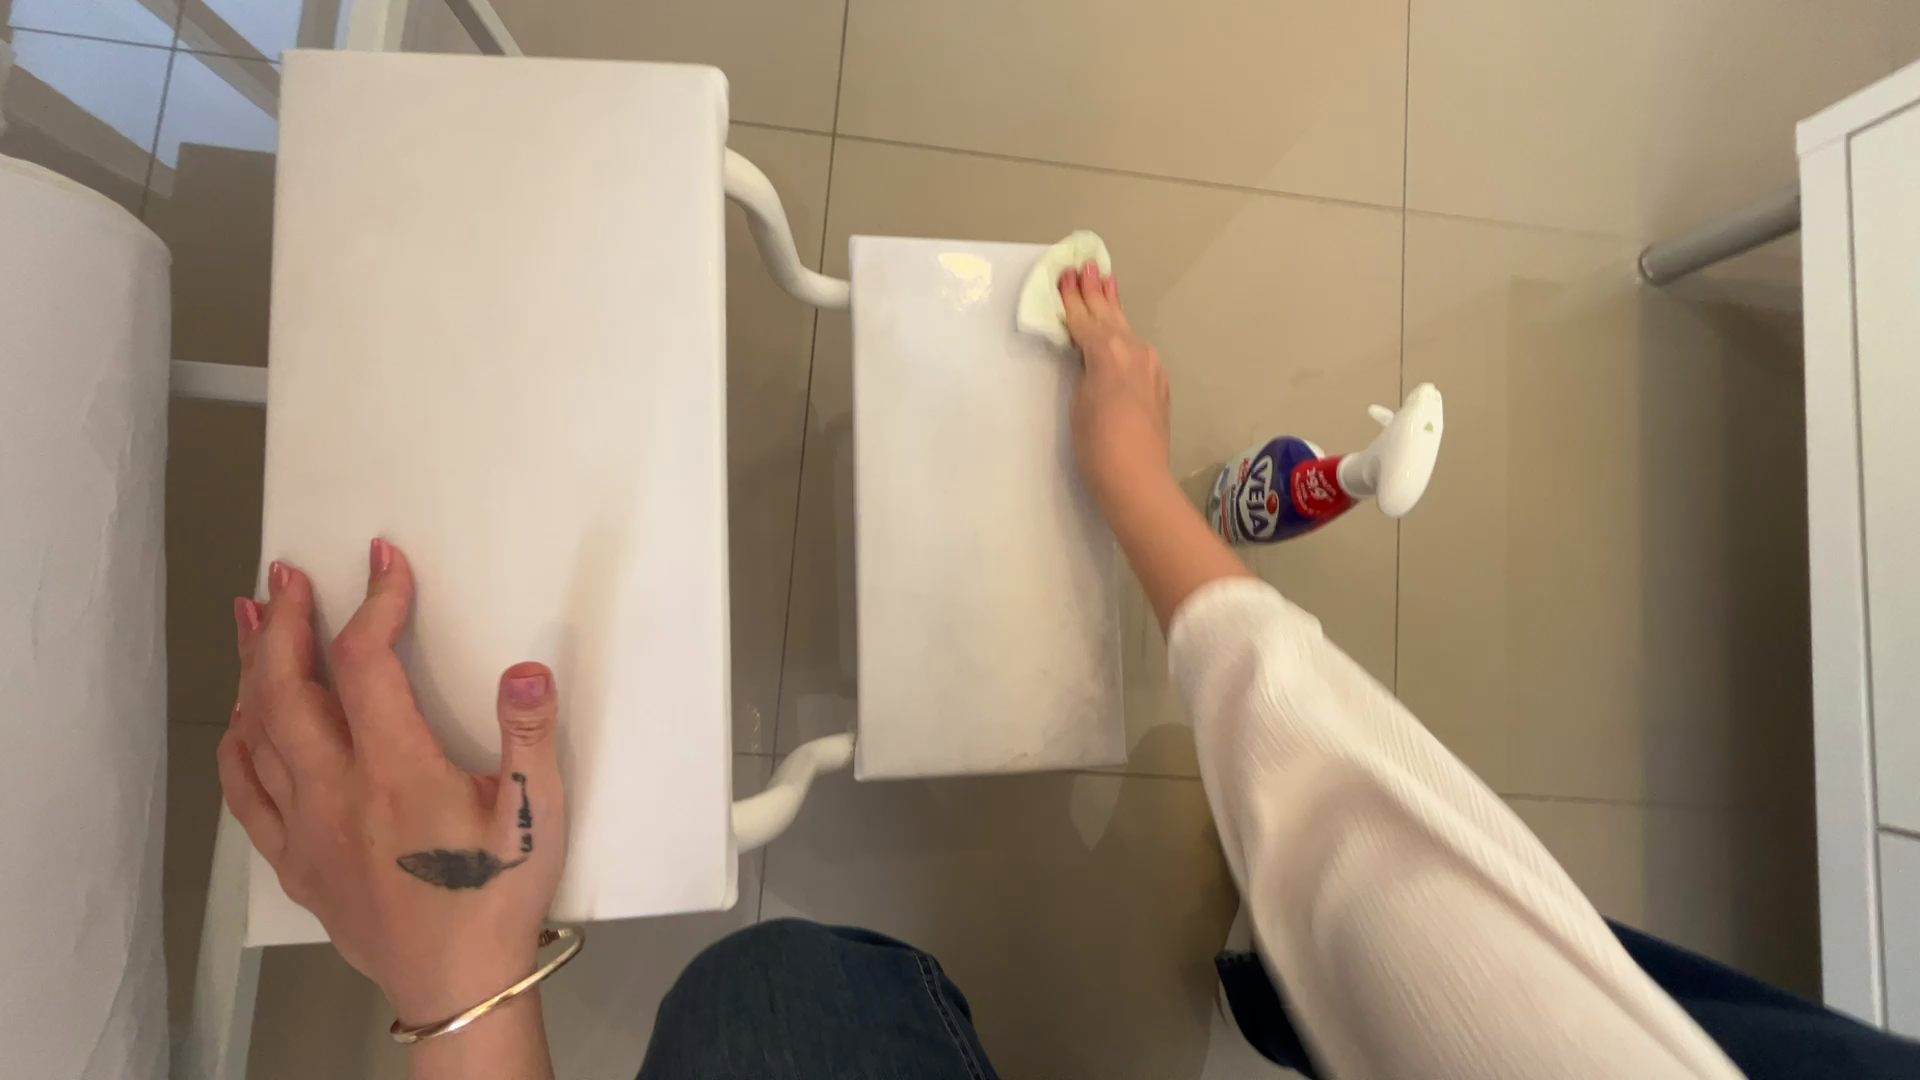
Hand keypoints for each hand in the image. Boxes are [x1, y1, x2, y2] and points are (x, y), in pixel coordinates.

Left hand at [218, 539, 565, 1026]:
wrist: (458, 980)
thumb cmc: (501, 889)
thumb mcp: (537, 812)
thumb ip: (530, 737)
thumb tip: (526, 668)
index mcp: (396, 773)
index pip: (368, 668)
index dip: (375, 606)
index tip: (384, 561)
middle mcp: (334, 791)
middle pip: (288, 692)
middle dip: (282, 625)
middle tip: (283, 575)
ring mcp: (303, 827)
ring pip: (254, 734)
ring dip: (249, 670)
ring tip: (247, 621)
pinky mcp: (294, 858)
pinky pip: (244, 789)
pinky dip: (238, 739)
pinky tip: (244, 719)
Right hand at [1059, 261, 1171, 507]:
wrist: (1137, 479)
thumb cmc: (1097, 447)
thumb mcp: (1079, 404)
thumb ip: (1085, 373)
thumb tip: (1091, 359)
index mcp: (1107, 353)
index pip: (1084, 321)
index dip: (1071, 300)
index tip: (1064, 276)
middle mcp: (1133, 351)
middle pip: (1108, 317)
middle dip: (1095, 292)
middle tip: (1085, 265)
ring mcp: (1150, 366)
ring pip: (1125, 329)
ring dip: (1112, 306)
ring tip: (1106, 280)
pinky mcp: (1157, 384)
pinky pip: (1137, 349)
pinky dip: (1124, 333)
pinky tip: (1122, 329)